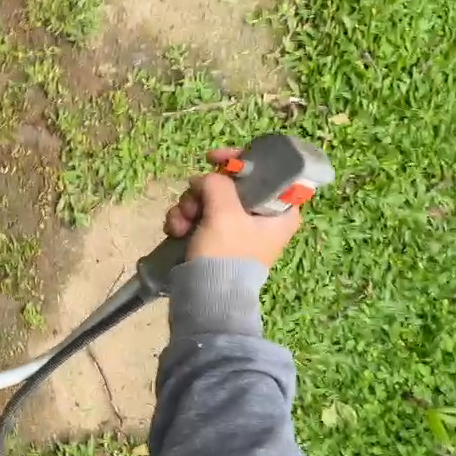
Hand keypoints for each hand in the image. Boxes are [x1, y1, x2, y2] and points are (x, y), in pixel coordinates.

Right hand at [163, 147, 302, 266]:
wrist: (207, 297)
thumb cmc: (226, 254)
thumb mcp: (225, 214)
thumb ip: (217, 185)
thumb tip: (205, 178)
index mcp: (280, 211)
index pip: (267, 172)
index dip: (240, 160)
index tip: (213, 158)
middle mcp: (260, 218)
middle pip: (229, 186)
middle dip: (202, 191)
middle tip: (192, 204)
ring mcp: (235, 230)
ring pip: (207, 201)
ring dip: (187, 207)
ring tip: (179, 224)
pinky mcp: (213, 240)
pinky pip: (196, 217)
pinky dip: (182, 221)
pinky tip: (174, 232)